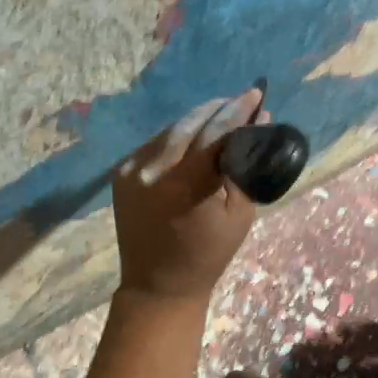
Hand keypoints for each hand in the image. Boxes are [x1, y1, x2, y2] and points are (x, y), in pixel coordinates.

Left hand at [111, 88, 261, 301]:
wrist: (157, 284)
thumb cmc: (208, 254)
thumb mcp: (239, 213)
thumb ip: (245, 164)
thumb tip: (258, 122)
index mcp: (185, 185)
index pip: (215, 133)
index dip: (237, 111)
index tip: (255, 94)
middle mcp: (153, 172)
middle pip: (189, 125)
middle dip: (216, 109)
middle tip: (239, 100)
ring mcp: (131, 171)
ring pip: (169, 132)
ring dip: (195, 120)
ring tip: (218, 113)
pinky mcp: (119, 174)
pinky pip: (153, 146)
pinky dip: (174, 138)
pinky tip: (191, 135)